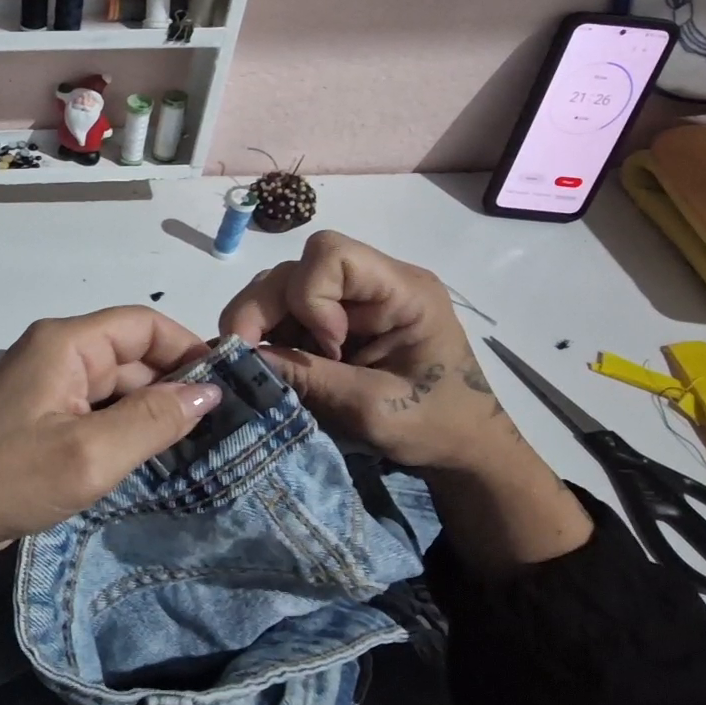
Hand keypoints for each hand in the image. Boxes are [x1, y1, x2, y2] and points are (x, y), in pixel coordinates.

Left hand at [0, 308, 221, 576]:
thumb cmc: (10, 480)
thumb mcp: (90, 455)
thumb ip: (153, 419)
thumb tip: (209, 391)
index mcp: (65, 344)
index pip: (143, 324)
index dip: (187, 348)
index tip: (226, 387)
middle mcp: (55, 352)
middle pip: (131, 353)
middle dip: (173, 384)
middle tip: (219, 428)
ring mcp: (45, 383)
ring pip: (116, 383)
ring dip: (150, 409)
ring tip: (195, 445)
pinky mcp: (40, 413)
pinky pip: (95, 407)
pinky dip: (124, 425)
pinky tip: (150, 454)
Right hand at [218, 231, 516, 470]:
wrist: (462, 449)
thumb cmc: (435, 427)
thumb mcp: (374, 409)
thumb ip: (310, 379)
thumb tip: (244, 360)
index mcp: (402, 292)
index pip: (333, 255)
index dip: (308, 295)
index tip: (324, 349)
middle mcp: (371, 284)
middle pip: (295, 271)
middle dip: (262, 312)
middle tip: (247, 358)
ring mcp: (347, 303)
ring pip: (279, 289)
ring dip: (259, 326)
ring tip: (261, 367)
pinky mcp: (330, 322)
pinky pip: (282, 315)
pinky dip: (265, 338)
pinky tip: (268, 366)